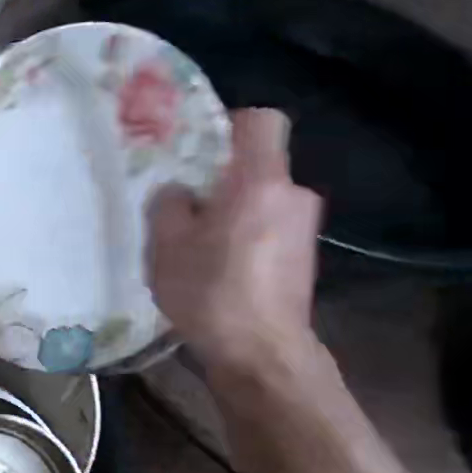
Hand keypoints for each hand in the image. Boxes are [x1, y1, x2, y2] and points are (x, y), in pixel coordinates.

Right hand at [146, 108, 324, 379]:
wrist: (261, 351)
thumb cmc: (210, 290)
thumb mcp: (167, 244)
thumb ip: (169, 204)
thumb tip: (179, 192)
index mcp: (260, 182)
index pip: (261, 121)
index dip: (229, 125)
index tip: (198, 151)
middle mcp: (292, 194)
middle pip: (257, 165)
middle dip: (221, 179)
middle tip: (184, 205)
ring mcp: (304, 227)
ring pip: (261, 199)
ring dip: (232, 211)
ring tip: (198, 244)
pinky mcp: (303, 256)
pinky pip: (268, 226)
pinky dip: (245, 235)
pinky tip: (219, 268)